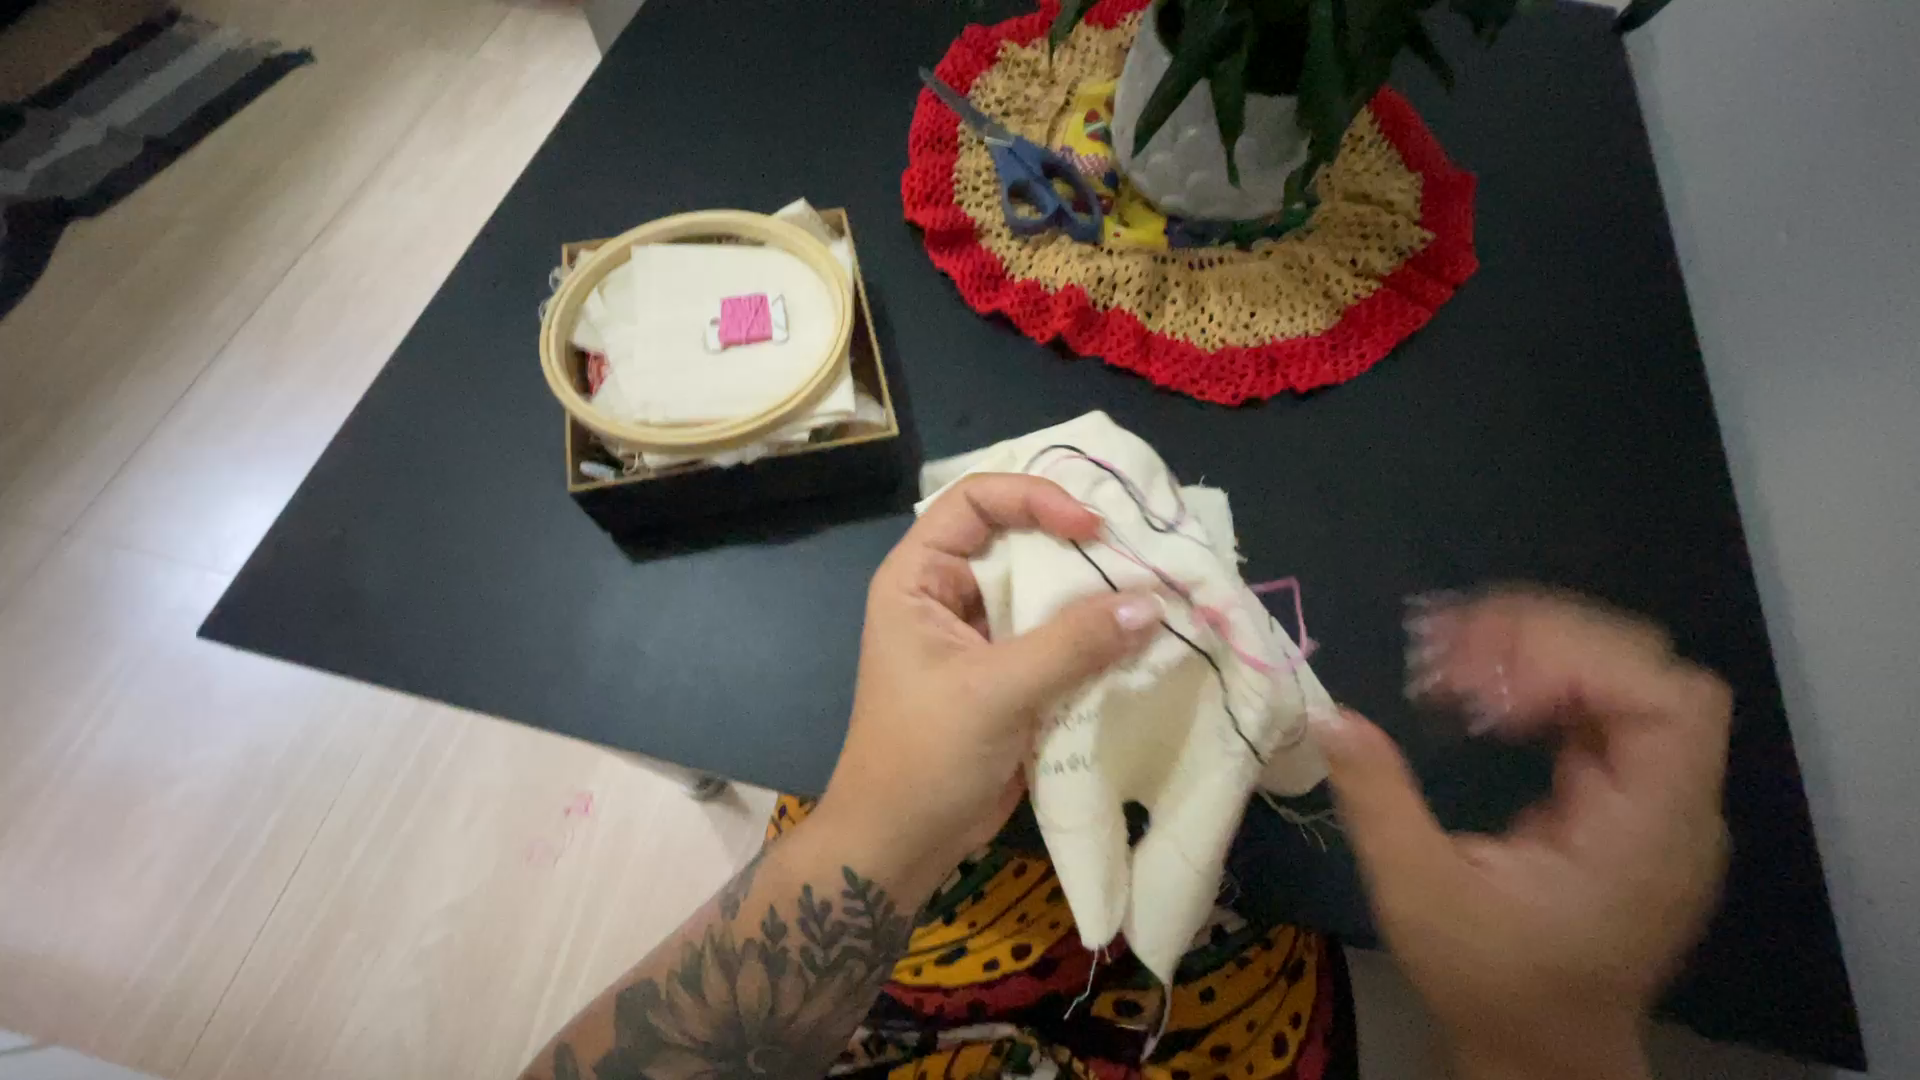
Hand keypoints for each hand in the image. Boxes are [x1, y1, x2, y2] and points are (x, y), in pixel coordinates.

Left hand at [815, 475, 1160, 899]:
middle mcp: (948, 592)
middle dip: (1074, 544)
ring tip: (1151, 590)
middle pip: (1016, 541)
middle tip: (1139, 552)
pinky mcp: (1007, 671)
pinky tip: (1137, 636)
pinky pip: (1054, 635)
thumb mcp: (996, 691)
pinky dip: (1092, 635)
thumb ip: (1072, 644)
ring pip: (1041, 590)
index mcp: (919, 576)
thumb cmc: (925, 755)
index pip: (974, 501)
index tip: (1090, 526)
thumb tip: (1151, 603)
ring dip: (1090, 592)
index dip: (1032, 498)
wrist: (904, 842)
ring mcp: (979, 633)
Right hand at [1313, 589, 1731, 1079]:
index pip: (1664, 701)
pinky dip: (1523, 679)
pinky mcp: (1612, 790)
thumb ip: (1376, 798)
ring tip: (1438, 658)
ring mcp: (1643, 793)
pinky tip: (1466, 693)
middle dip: (1536, 639)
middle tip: (1437, 649)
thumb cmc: (1488, 979)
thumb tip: (1328, 713)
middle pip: (1638, 668)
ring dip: (1524, 649)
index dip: (1573, 664)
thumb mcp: (1416, 891)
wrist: (1540, 1044)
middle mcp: (1665, 801)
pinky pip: (1584, 702)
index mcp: (1644, 832)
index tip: (1475, 686)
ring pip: (1611, 675)